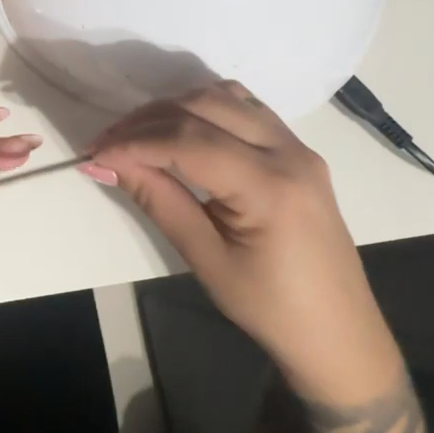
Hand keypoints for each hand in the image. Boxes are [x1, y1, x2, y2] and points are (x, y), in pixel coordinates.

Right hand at [84, 82, 402, 403]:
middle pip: (203, 107)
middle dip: (146, 119)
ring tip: (137, 136)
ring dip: (174, 108)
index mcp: (270, 187)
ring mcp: (298, 148)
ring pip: (224, 97)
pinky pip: (245, 108)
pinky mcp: (298, 152)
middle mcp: (289, 153)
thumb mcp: (206, 259)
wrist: (339, 335)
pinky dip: (204, 108)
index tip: (94, 153)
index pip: (188, 140)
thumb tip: (107, 163)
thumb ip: (158, 200)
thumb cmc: (270, 307)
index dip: (134, 141)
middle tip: (106, 144)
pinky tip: (179, 130)